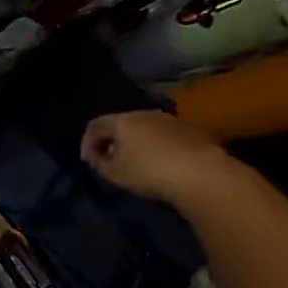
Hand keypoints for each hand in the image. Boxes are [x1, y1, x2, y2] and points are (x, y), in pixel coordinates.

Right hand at [81, 110, 238, 205]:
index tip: (88, 162)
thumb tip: (98, 156)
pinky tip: (160, 163)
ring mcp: (171, 120)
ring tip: (136, 163)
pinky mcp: (191, 131)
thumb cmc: (148, 172)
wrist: (200, 173)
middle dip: (112, 141)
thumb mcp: (115, 173)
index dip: (87, 143)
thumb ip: (101, 163)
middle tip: (109, 161)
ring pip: (144, 128)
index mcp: (123, 121)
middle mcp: (146, 114)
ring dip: (135, 143)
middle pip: (121, 124)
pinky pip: (163, 136)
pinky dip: (155, 146)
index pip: (96, 125)